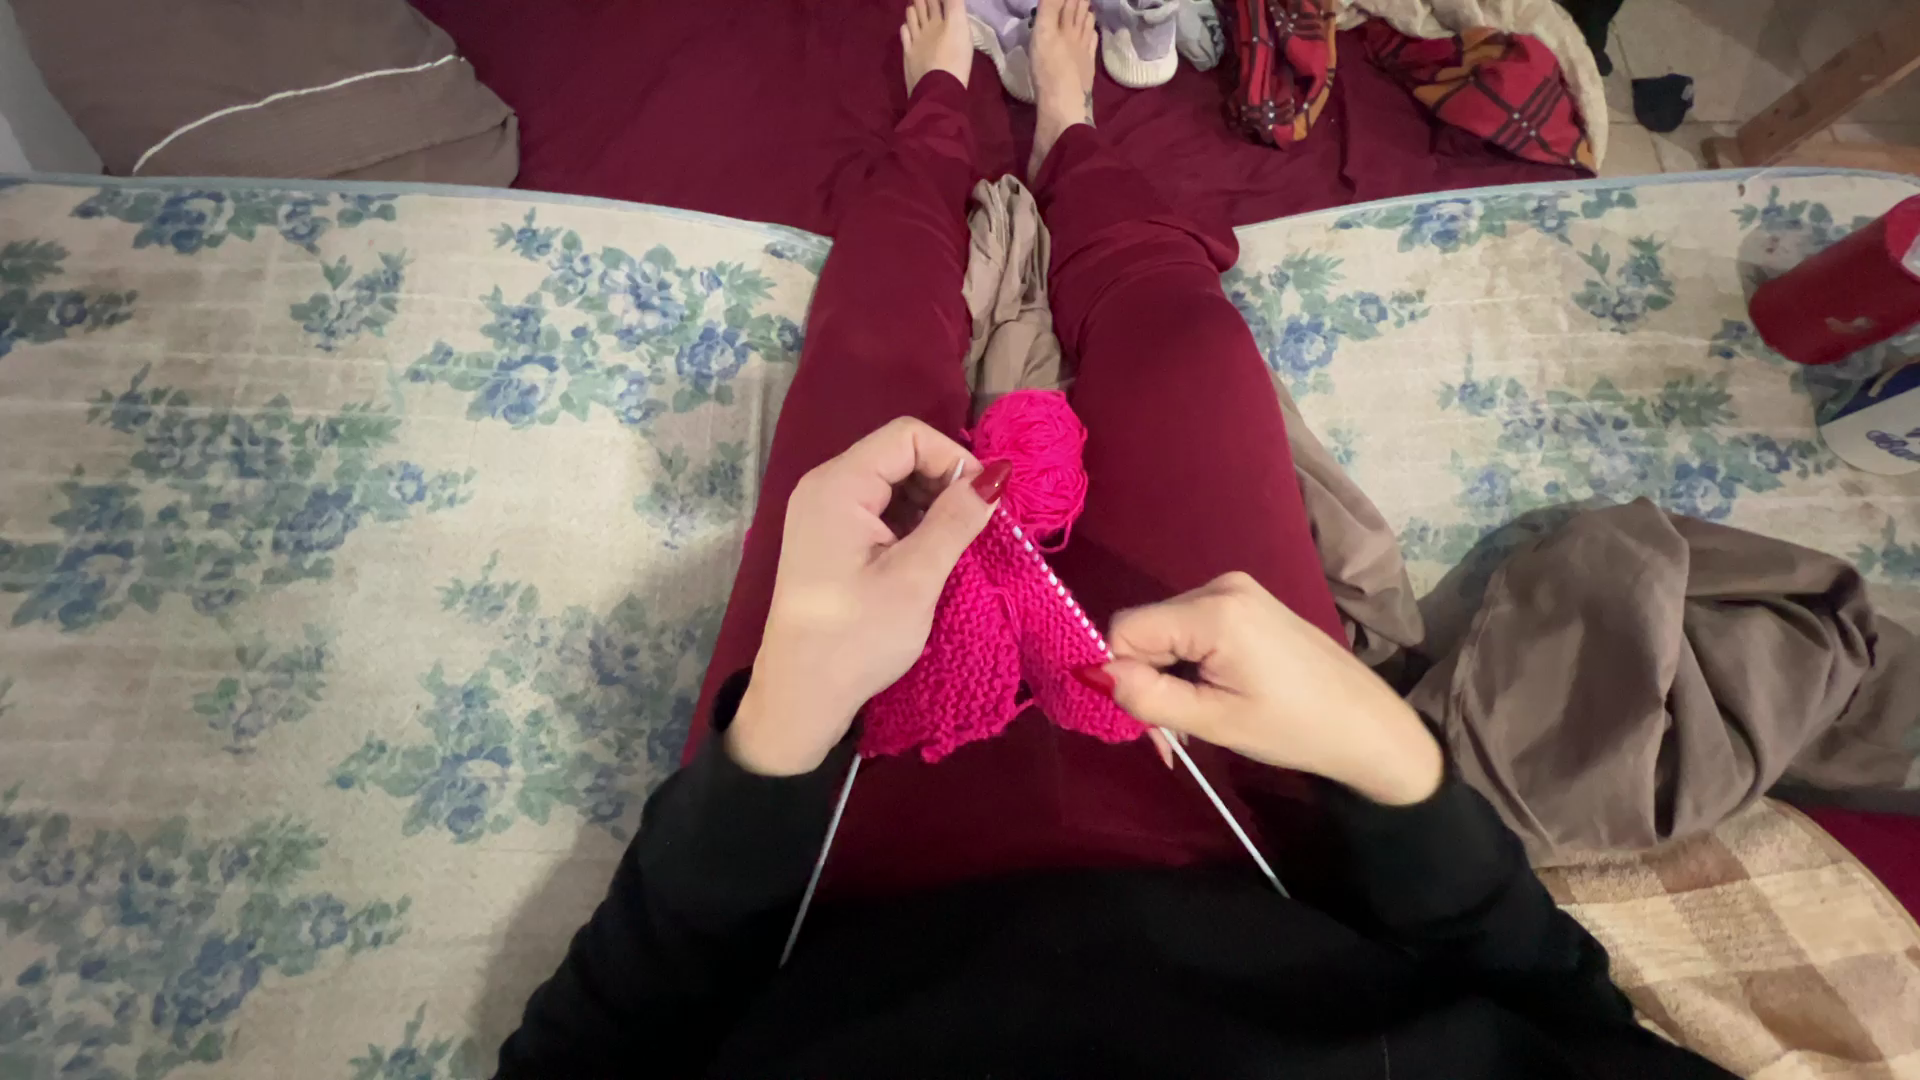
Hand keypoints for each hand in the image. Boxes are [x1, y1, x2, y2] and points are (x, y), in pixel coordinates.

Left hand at [727, 418, 1009, 775]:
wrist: (801, 696)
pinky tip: (927, 555)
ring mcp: (824, 512)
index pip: (907, 436)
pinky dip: (911, 522)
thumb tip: (997, 476)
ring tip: (953, 547)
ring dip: (931, 504)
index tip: (984, 503)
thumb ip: (957, 519)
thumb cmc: (857, 638)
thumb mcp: (915, 577)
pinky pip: (879, 509)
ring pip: (892, 482)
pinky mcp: (830, 537)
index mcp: (838, 485)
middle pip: (898, 454)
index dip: (954, 459)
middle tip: (974, 528)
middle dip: (944, 481)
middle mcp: (825, 486)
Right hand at [1091, 572, 1442, 805]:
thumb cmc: (1296, 729)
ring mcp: (1235, 590)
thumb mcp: (1214, 721)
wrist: (1371, 728)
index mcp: (1214, 611)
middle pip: (1146, 629)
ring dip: (1165, 676)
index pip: (1126, 628)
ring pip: (1165, 630)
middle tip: (1165, 737)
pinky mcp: (1244, 602)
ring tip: (1190, 722)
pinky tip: (1206, 695)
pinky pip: (1190, 627)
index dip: (1117, 671)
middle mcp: (1219, 586)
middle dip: (1144, 680)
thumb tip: (1091, 673)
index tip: (1137, 719)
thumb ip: (1147, 695)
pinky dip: (1186, 663)